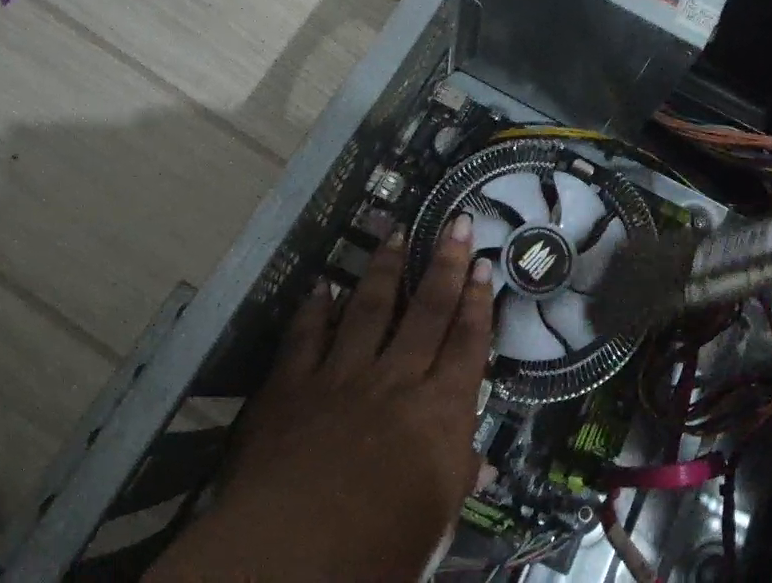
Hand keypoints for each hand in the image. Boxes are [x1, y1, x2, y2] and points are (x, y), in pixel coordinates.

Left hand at [147, 216, 493, 582]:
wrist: (288, 556)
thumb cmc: (378, 549)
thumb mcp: (435, 526)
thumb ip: (456, 481)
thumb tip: (482, 463)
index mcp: (439, 412)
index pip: (467, 345)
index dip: (477, 302)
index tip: (483, 265)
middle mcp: (395, 380)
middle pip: (426, 312)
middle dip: (444, 264)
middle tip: (455, 222)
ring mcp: (340, 377)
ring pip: (368, 309)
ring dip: (384, 270)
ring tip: (395, 234)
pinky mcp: (291, 387)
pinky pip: (306, 336)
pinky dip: (315, 308)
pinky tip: (322, 285)